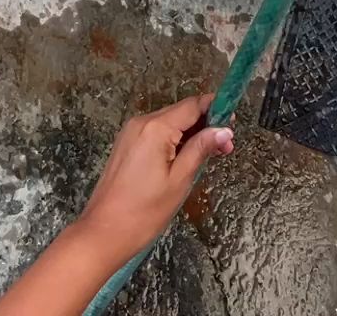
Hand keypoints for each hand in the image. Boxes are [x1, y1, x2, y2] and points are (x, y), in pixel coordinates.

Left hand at [72, 94, 233, 262]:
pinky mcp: (127, 143)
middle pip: (180, 112)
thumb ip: (201, 150)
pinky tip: (186, 157)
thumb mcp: (179, 180)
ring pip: (168, 122)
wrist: (104, 231)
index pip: (191, 105)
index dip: (214, 108)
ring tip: (210, 155)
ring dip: (190, 133)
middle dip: (205, 124)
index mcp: (156, 127)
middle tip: (225, 147)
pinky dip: (173, 140)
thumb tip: (225, 130)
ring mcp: (131, 131)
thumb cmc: (145, 210)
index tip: (233, 118)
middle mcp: (142, 121)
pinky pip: (156, 133)